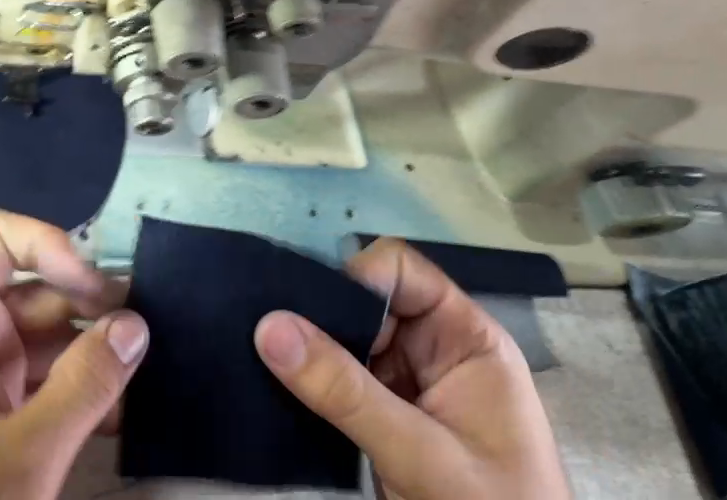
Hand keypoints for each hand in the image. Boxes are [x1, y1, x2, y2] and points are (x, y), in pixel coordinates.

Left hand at [0, 209, 149, 499]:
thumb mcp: (24, 452)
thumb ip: (84, 386)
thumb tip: (135, 324)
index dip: (47, 244)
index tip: (97, 289)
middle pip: (35, 286)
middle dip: (92, 305)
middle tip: (150, 334)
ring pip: (48, 334)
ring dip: (95, 353)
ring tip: (149, 373)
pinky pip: (45, 375)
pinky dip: (81, 388)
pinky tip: (124, 414)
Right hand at [253, 239, 569, 499]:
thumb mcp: (422, 456)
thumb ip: (346, 393)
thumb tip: (269, 327)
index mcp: (466, 338)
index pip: (401, 271)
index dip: (355, 279)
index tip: (306, 312)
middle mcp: (435, 349)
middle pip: (365, 301)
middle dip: (320, 316)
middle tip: (267, 336)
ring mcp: (409, 384)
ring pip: (345, 338)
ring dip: (309, 351)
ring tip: (260, 356)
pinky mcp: (384, 416)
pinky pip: (338, 378)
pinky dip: (309, 382)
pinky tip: (276, 386)